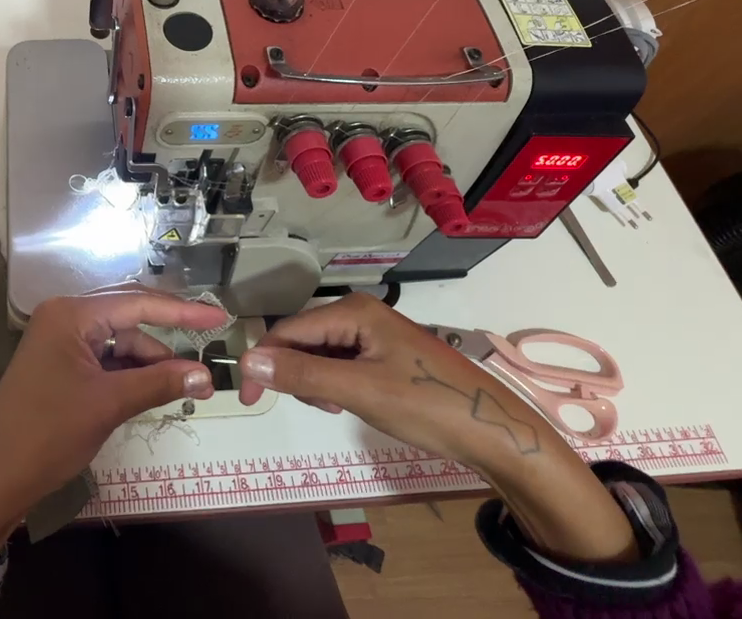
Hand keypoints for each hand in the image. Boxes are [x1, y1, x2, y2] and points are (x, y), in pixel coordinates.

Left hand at [0, 291, 225, 559]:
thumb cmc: (48, 433)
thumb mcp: (109, 404)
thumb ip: (159, 383)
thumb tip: (206, 374)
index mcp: (70, 314)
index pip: (137, 303)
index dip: (182, 309)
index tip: (219, 315)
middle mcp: (64, 317)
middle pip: (128, 315)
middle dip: (168, 332)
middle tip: (209, 339)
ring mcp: (60, 340)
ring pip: (118, 339)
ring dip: (150, 359)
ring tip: (185, 383)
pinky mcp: (60, 364)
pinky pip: (104, 357)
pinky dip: (130, 371)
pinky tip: (155, 387)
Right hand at [238, 292, 542, 469]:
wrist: (494, 431)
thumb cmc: (427, 404)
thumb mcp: (358, 391)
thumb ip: (301, 373)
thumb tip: (246, 359)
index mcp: (353, 311)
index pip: (288, 330)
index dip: (264, 362)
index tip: (251, 400)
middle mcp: (360, 313)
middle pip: (302, 339)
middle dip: (296, 373)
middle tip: (319, 407)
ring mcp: (374, 333)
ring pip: (320, 353)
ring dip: (316, 382)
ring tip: (338, 407)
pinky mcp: (385, 354)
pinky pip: (341, 362)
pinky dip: (335, 384)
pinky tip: (350, 403)